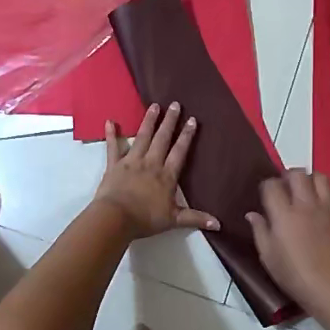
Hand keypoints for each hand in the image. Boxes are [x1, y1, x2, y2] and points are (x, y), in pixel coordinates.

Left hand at [95, 103, 218, 239]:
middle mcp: (151, 163)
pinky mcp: (114, 165)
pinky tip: (110, 121)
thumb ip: (196, 218)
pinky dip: (111, 134)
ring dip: (148, 121)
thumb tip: (219, 224)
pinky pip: (112, 147)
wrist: (116, 218)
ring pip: (142, 137)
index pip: (179, 152)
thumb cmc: (146, 219)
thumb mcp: (174, 220)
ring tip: (154, 106)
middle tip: (175, 104)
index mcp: (166, 175)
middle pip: (162, 139)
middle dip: (169, 121)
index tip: (192, 120)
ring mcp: (131, 162)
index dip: (186, 136)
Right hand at [246, 170, 329, 309]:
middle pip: (297, 174)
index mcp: (283, 214)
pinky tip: (320, 203)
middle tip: (284, 188)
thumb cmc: (294, 274)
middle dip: (288, 177)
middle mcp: (306, 204)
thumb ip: (259, 230)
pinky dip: (325, 191)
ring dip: (309, 179)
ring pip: (319, 176)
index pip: (272, 185)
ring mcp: (327, 207)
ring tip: (304, 191)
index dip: (266, 187)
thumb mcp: (268, 255)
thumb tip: (253, 215)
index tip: (265, 196)